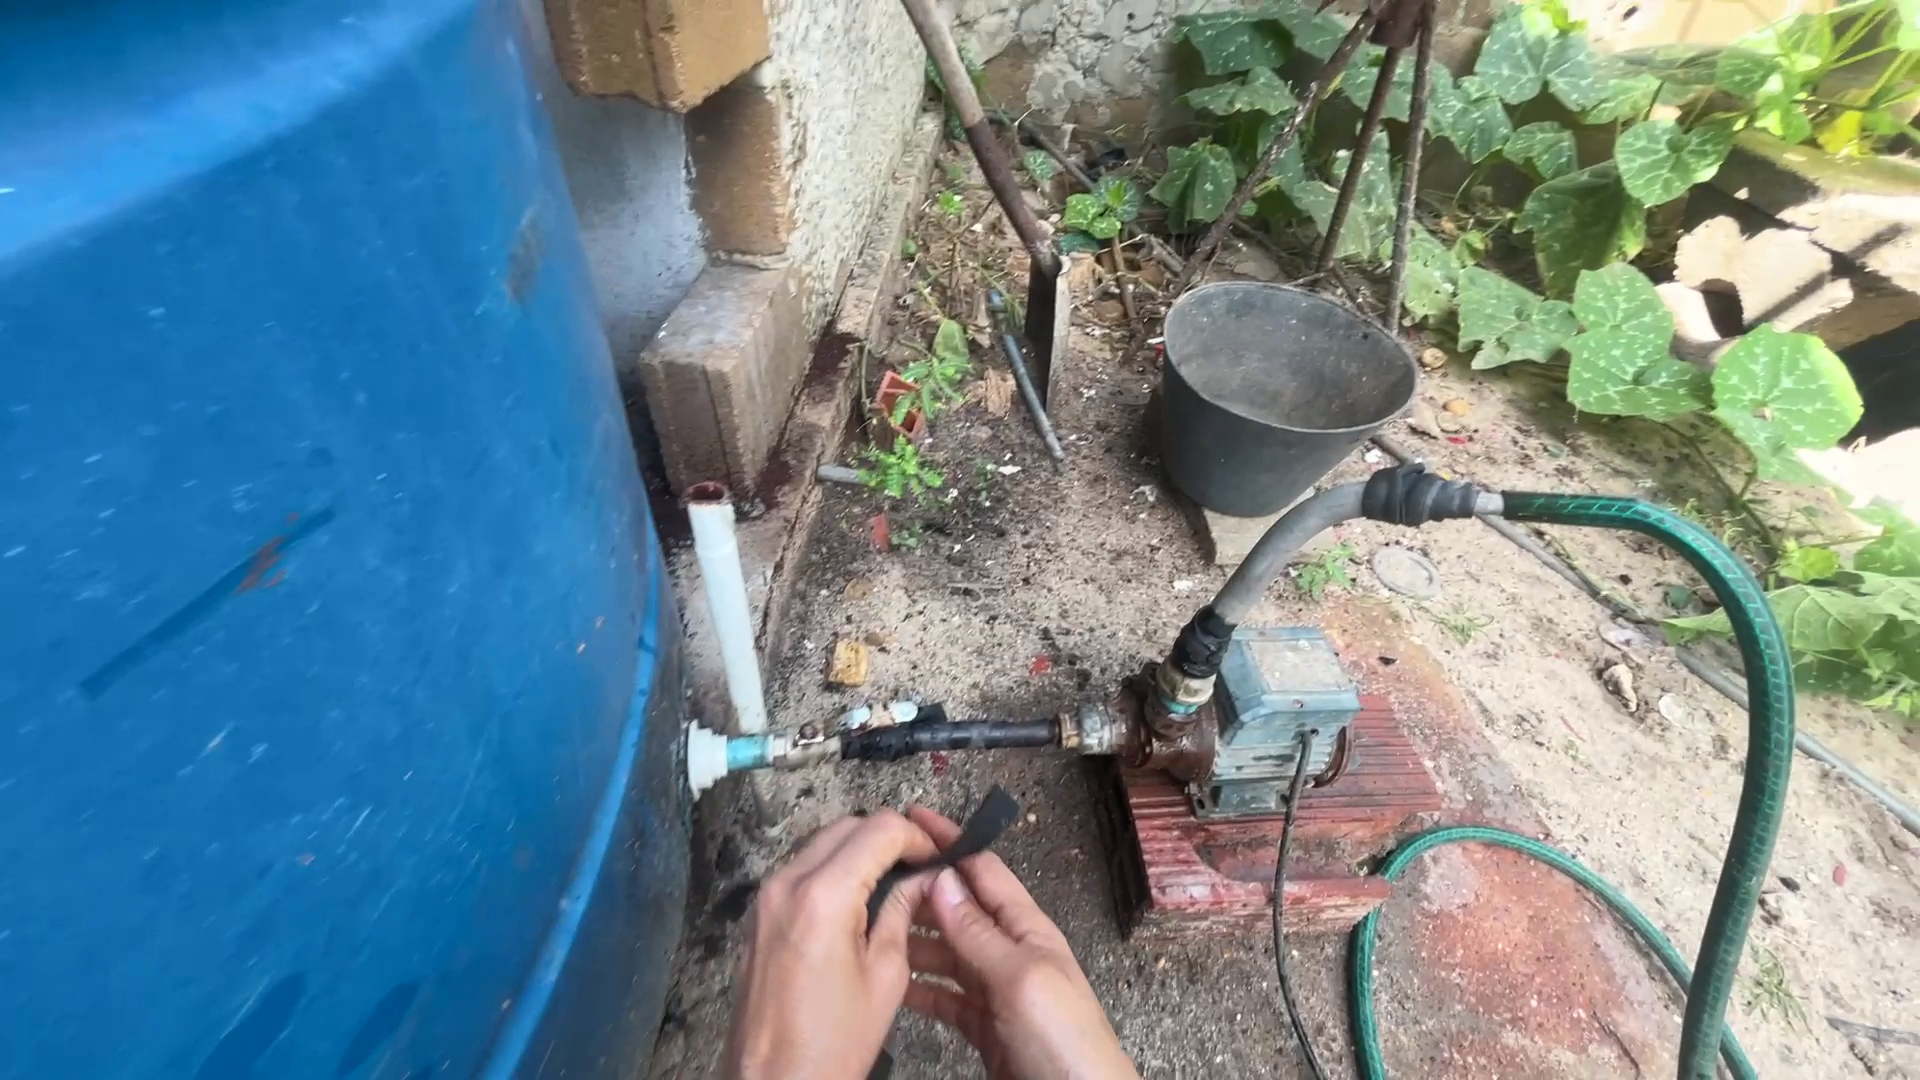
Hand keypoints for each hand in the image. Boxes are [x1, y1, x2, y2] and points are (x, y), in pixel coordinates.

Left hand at [722, 810, 939, 1079]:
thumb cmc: (835, 1042)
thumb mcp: (886, 976)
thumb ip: (903, 911)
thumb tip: (923, 877)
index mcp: (824, 895)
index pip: (878, 829)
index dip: (915, 836)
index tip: (937, 856)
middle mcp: (788, 880)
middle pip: (849, 825)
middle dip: (888, 836)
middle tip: (919, 865)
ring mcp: (767, 893)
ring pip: (825, 841)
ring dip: (861, 848)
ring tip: (894, 878)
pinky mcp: (759, 910)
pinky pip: (805, 865)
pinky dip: (835, 866)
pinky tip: (859, 895)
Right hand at [903, 806, 1138, 1079]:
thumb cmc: (1064, 1041)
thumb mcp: (1020, 979)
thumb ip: (979, 932)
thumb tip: (943, 878)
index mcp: (1025, 927)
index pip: (982, 870)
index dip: (950, 841)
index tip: (912, 819)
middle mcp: (1010, 950)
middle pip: (960, 907)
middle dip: (923, 889)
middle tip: (878, 878)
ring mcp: (998, 989)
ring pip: (948, 952)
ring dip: (915, 939)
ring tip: (875, 928)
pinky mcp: (986, 1026)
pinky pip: (947, 997)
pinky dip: (921, 989)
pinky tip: (893, 984)